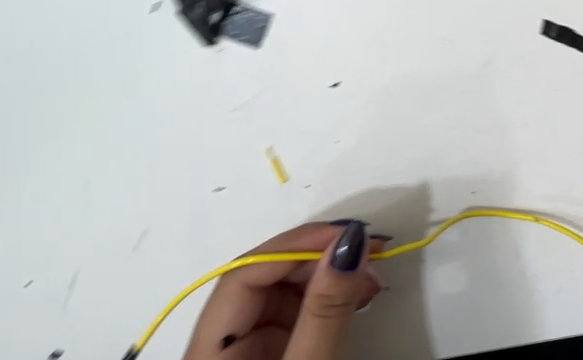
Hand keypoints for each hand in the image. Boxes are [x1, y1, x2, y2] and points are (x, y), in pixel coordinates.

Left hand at [183, 220, 385, 359]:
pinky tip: (358, 295)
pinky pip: (297, 312)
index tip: (352, 234)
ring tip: (372, 277)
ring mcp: (244, 351)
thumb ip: (325, 311)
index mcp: (209, 350)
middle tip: (373, 254)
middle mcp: (219, 344)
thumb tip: (352, 240)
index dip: (297, 245)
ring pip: (284, 292)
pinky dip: (330, 297)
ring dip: (331, 274)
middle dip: (321, 258)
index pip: (244, 275)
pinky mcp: (269, 355)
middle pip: (265, 279)